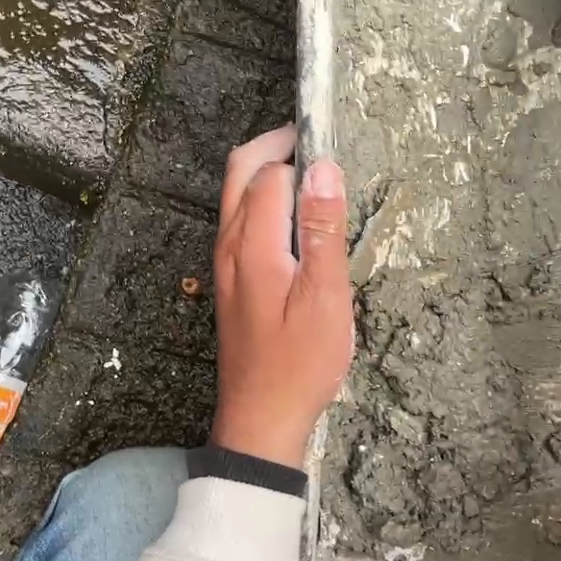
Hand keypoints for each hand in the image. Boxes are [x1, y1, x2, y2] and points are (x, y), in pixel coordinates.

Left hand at [209, 125, 353, 469]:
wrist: (261, 417)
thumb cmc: (300, 362)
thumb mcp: (325, 298)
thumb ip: (323, 231)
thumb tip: (324, 168)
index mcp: (252, 243)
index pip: (271, 174)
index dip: (302, 155)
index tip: (336, 149)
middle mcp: (229, 244)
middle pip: (240, 171)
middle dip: (274, 146)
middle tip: (317, 143)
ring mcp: (224, 262)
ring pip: (236, 195)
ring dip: (268, 172)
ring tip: (315, 177)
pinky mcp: (230, 279)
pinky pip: (240, 221)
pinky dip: (264, 201)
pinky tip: (297, 221)